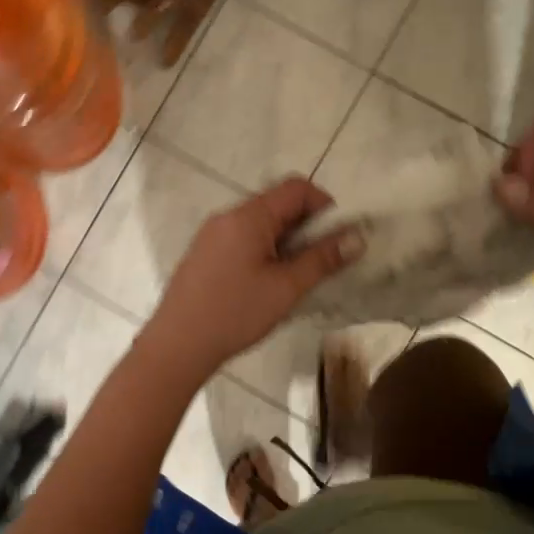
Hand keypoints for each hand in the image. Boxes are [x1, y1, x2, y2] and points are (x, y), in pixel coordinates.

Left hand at [142, 177, 362, 378]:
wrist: (176, 346)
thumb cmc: (235, 314)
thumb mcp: (286, 288)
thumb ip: (322, 259)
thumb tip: (357, 236)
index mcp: (248, 216)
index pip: (296, 188)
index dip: (324, 205)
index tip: (337, 238)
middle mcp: (227, 216)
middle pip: (276, 204)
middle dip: (306, 226)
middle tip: (320, 263)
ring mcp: (210, 235)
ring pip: (259, 224)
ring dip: (285, 242)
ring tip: (295, 278)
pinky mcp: (202, 255)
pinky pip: (241, 240)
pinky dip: (263, 251)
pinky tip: (266, 286)